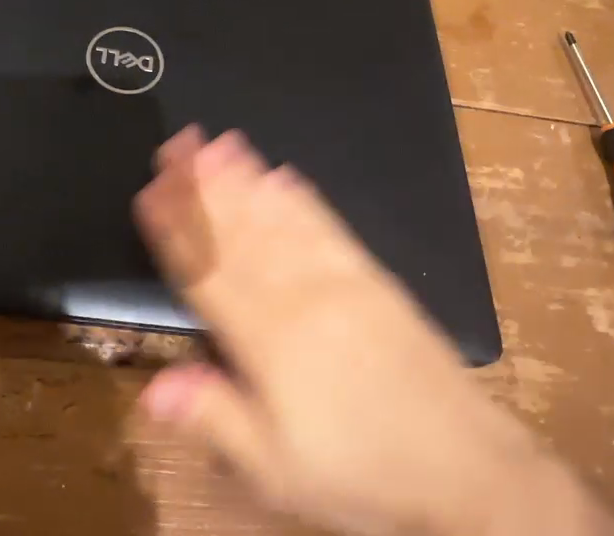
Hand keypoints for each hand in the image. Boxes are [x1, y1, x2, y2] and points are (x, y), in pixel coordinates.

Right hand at [133, 128, 613, 535]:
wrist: (462, 462)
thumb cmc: (361, 471)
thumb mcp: (277, 466)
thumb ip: (215, 416)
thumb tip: (151, 388)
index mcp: (268, 339)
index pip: (208, 271)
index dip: (177, 229)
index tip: (152, 189)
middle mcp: (300, 296)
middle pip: (240, 232)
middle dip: (204, 186)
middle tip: (178, 142)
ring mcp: (339, 280)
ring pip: (279, 220)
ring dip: (246, 179)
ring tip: (219, 142)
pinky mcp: (373, 277)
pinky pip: (328, 228)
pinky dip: (302, 199)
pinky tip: (284, 176)